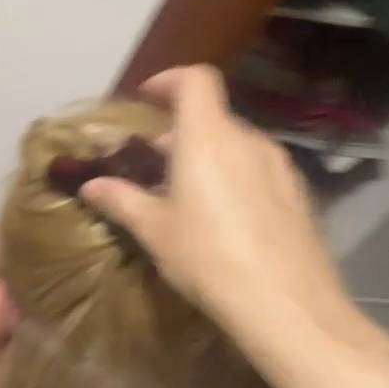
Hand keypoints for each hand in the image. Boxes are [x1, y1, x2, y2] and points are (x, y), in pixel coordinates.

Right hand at [79, 65, 352, 338]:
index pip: (195, 80)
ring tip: (182, 197)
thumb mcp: (154, 230)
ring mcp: (279, 167)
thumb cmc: (209, 258)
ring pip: (234, 146)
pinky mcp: (298, 195)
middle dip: (177, 134)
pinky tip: (220, 220)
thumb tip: (90, 186)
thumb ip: (121, 199)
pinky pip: (256, 171)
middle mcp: (248, 141)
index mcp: (208, 138)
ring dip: (205, 158)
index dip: (168, 80)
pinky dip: (232, 179)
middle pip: (211, 117)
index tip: (145, 100)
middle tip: (150, 168)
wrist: (287, 307)